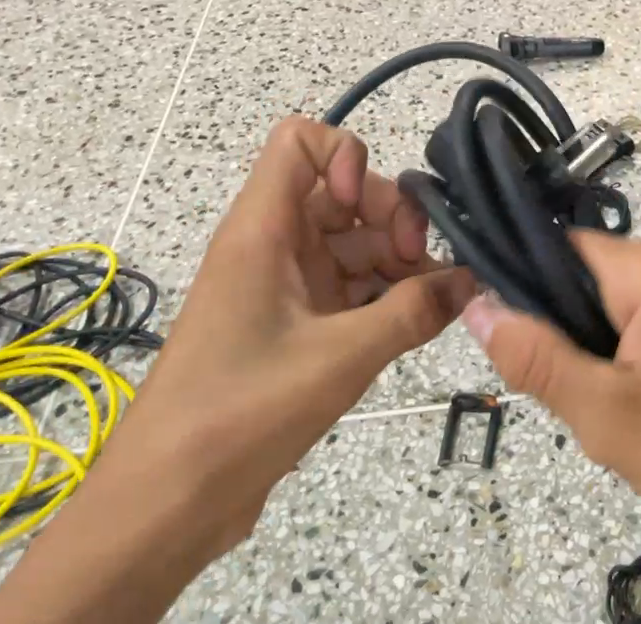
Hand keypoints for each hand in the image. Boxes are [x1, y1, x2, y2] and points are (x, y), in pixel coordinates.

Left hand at [0, 118, 474, 623]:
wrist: (169, 499)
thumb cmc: (243, 410)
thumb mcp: (341, 356)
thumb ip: (414, 311)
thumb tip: (471, 281)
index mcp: (263, 229)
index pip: (302, 141)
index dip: (348, 156)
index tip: (373, 212)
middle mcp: (273, 244)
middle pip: (343, 193)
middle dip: (392, 219)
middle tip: (423, 267)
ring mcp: (284, 284)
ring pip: (353, 242)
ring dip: (397, 262)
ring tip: (432, 304)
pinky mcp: (294, 322)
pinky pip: (350, 285)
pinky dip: (385, 295)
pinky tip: (417, 323)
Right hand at [462, 232, 640, 623]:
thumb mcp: (602, 412)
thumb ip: (534, 355)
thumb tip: (476, 305)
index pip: (563, 249)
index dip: (529, 290)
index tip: (519, 346)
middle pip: (587, 273)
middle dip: (567, 328)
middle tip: (576, 391)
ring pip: (612, 296)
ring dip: (594, 343)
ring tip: (609, 399)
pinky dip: (624, 346)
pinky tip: (635, 394)